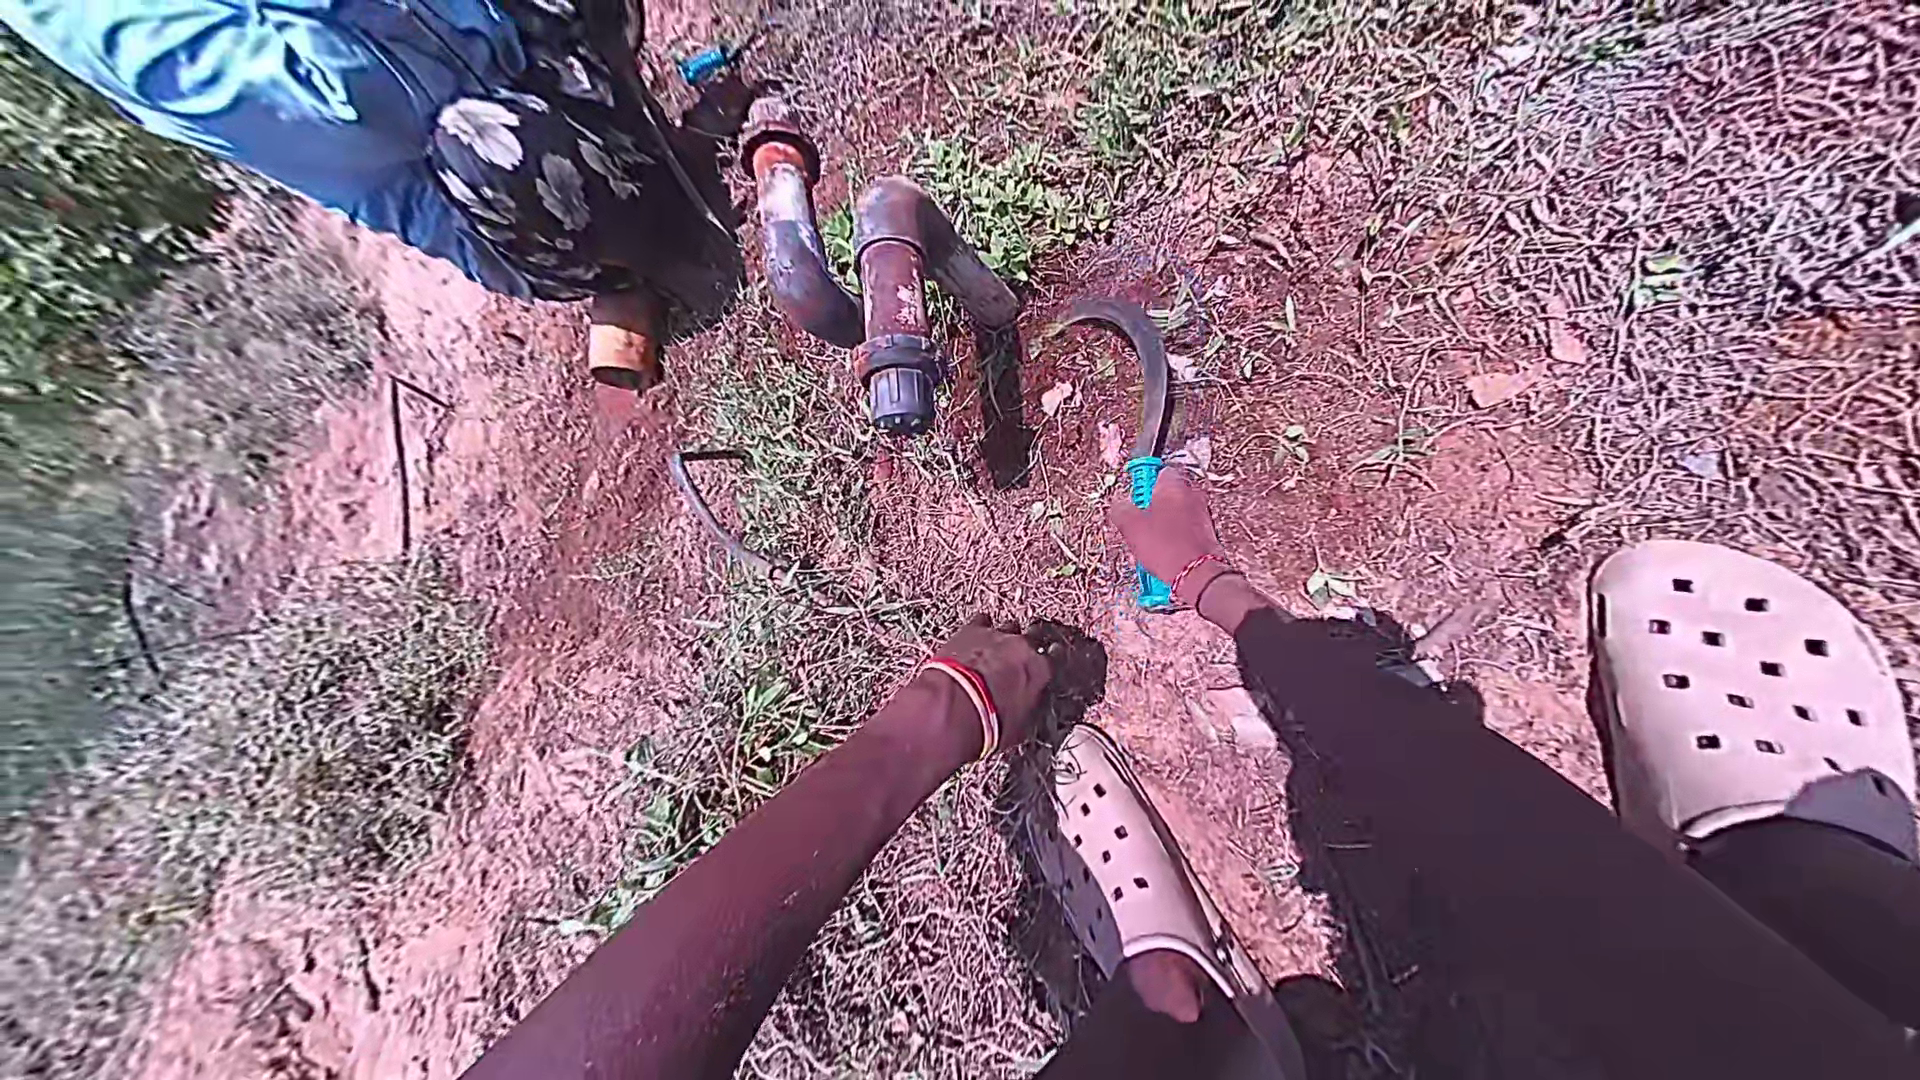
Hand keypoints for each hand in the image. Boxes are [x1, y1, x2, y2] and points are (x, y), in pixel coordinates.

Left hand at [933, 617, 1052, 752]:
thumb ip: (1028, 708)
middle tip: (1017, 659)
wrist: (954, 708)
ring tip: (995, 649)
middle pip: (1033, 636)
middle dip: (1027, 646)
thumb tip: (1026, 710)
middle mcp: (1024, 647)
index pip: (1055, 658)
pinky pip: (981, 621)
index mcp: (1041, 670)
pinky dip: (979, 628)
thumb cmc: (988, 722)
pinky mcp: (972, 629)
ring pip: (1008, 627)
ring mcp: (998, 635)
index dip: (1048, 662)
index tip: (1042, 667)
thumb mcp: (1020, 727)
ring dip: (1003, 637)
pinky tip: (974, 636)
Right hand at [1107, 468, 1224, 586]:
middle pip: (1166, 493)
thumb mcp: (1130, 526)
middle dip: (1150, 506)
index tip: (1133, 494)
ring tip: (1148, 540)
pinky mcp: (1206, 532)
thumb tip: (1118, 505)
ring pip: (1174, 512)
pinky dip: (1172, 536)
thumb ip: (1120, 509)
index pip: (1157, 470)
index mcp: (1173, 484)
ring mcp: (1202, 513)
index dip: (1142, 483)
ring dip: (1161, 522)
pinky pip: (1183, 528)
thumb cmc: (1166, 547)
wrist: (1197, 574)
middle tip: (1136, 520)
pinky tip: (1162, 550)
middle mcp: (1192, 494)